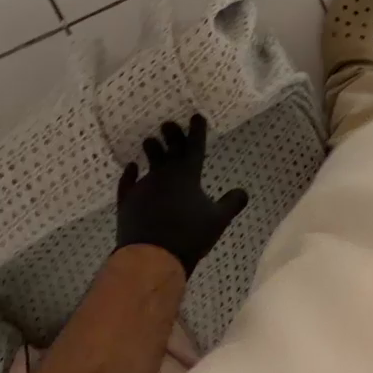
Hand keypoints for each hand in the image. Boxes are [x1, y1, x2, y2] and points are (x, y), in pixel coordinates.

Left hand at [116, 114, 247, 275]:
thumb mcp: (218, 220)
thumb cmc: (189, 235)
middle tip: (168, 123)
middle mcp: (165, 175)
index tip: (196, 116)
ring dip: (151, 150)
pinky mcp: (128, 201)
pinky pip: (127, 182)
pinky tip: (130, 167)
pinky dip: (129, 174)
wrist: (152, 255)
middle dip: (171, 135)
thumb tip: (244, 191)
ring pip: (148, 163)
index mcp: (187, 175)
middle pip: (170, 150)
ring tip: (149, 140)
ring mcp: (144, 187)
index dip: (196, 131)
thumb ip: (231, 203)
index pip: (194, 147)